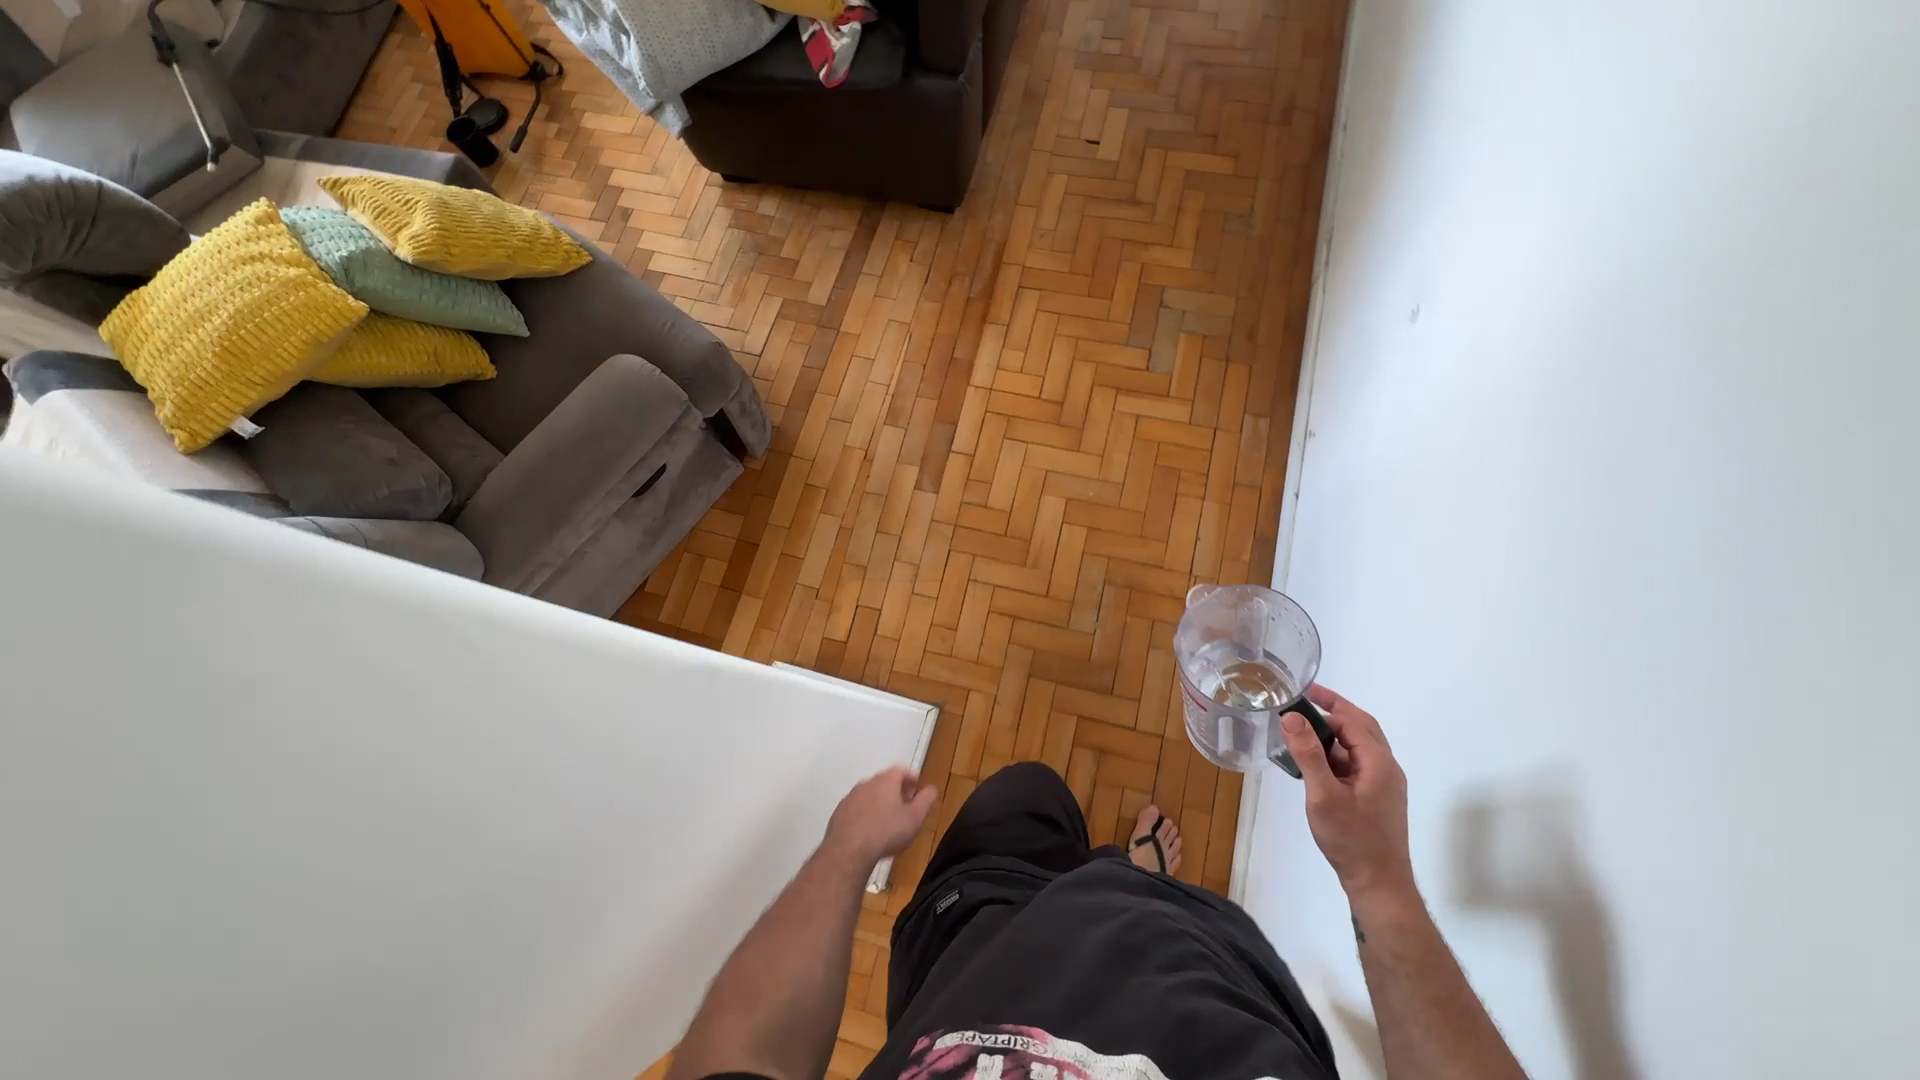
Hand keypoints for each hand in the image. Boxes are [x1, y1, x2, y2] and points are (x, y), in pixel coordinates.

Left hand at [821, 767, 936, 871]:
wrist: (849, 851)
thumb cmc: (887, 832)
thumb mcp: (915, 818)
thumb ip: (926, 800)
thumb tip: (931, 789)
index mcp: (886, 780)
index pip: (902, 770)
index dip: (912, 779)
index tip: (917, 791)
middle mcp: (866, 783)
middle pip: (885, 781)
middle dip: (896, 792)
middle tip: (905, 808)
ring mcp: (850, 797)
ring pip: (869, 795)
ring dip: (879, 803)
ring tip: (888, 822)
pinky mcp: (838, 813)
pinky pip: (856, 808)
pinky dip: (865, 814)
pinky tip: (869, 832)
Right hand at [1277, 685, 1415, 902]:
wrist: (1378, 883)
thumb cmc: (1351, 839)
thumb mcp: (1323, 795)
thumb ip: (1308, 754)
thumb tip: (1291, 717)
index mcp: (1379, 763)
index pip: (1353, 720)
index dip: (1328, 703)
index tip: (1301, 693)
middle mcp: (1386, 769)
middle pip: (1361, 729)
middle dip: (1334, 712)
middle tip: (1302, 704)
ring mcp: (1384, 785)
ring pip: (1359, 748)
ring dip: (1334, 734)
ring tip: (1302, 732)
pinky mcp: (1377, 799)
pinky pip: (1356, 765)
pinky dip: (1336, 755)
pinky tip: (1315, 764)